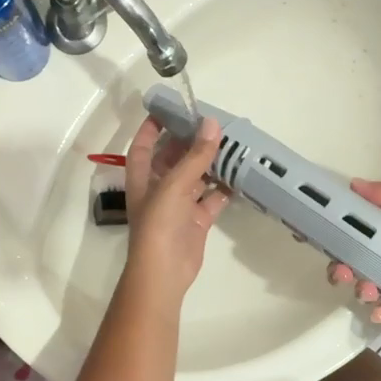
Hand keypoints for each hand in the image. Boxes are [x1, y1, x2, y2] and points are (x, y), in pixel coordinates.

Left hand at [121, 117, 228, 299]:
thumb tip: (212, 124)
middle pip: (173, 158)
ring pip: (195, 177)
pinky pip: (211, 199)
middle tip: (212, 124)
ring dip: (210, 163)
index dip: (152, 127)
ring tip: (231, 144)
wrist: (163, 272)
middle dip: (189, 142)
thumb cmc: (158, 225)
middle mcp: (158, 189)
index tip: (170, 109)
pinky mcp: (196, 221)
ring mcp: (178, 206)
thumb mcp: (174, 185)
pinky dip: (223, 189)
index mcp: (142, 178)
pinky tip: (239, 175)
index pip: (144, 146)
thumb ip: (195, 156)